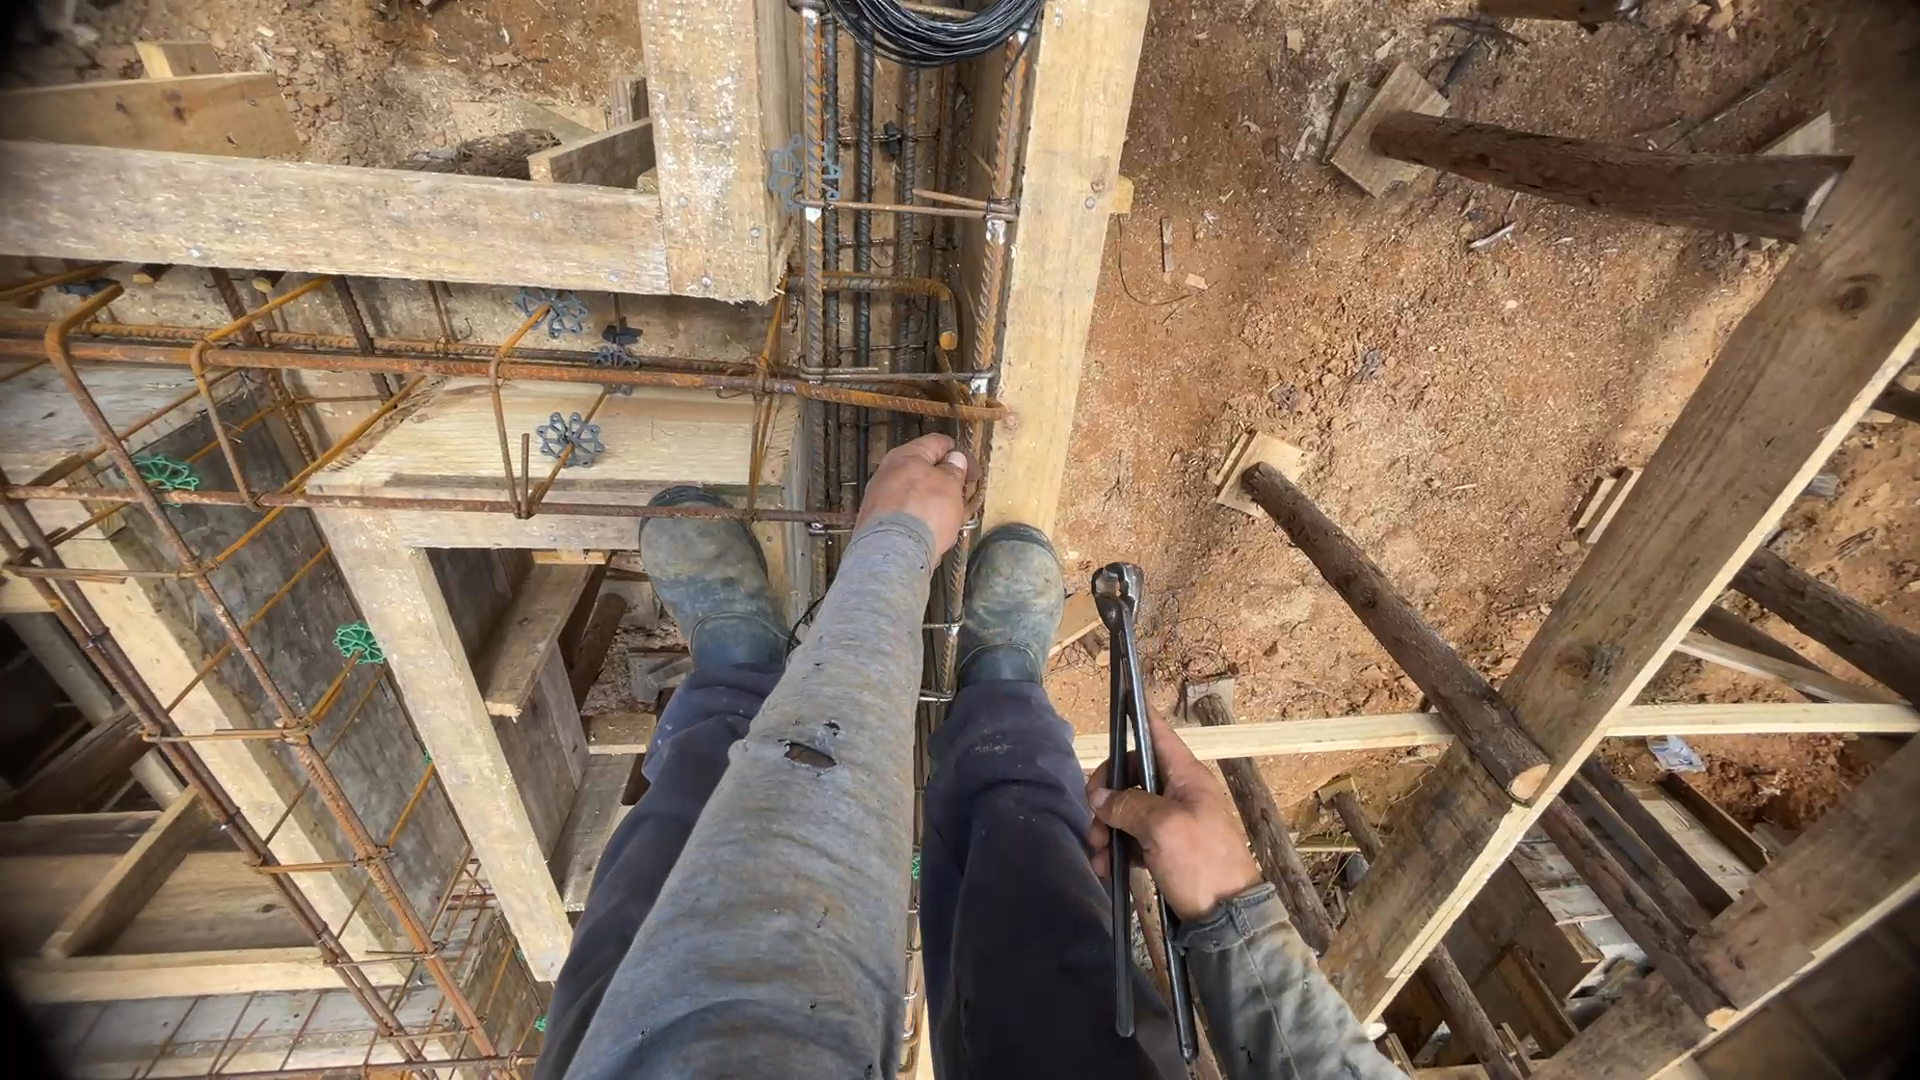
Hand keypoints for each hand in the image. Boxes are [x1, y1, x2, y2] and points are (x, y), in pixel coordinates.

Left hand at [857, 433, 971, 555]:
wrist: (892, 554)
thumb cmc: (926, 513)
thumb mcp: (950, 487)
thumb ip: (954, 470)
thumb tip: (954, 458)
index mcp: (905, 455)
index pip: (938, 442)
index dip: (961, 454)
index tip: (974, 473)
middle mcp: (886, 471)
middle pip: (921, 468)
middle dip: (944, 480)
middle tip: (961, 496)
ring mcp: (877, 497)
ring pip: (912, 492)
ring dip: (931, 501)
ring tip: (947, 519)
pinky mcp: (874, 522)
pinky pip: (902, 514)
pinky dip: (917, 518)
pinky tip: (928, 533)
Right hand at [1086, 707, 1262, 920]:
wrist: (1229, 922)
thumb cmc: (1202, 864)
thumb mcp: (1163, 828)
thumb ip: (1128, 805)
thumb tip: (1099, 799)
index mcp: (1186, 776)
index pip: (1158, 733)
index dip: (1138, 717)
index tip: (1119, 701)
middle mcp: (1178, 792)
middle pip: (1132, 774)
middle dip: (1106, 796)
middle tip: (1093, 819)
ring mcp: (1172, 821)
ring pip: (1127, 808)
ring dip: (1107, 828)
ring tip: (1097, 854)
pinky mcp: (1166, 849)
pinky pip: (1133, 837)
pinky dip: (1117, 848)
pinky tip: (1106, 867)